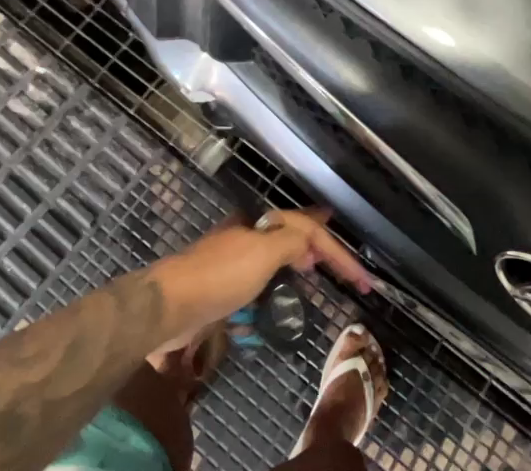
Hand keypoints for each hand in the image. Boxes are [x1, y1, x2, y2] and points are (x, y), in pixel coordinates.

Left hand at [149, 208, 371, 334]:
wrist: (168, 306)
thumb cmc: (219, 276)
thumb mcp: (262, 254)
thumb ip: (290, 243)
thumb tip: (308, 246)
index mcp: (258, 224)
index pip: (307, 229)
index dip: (336, 250)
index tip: (361, 277)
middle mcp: (247, 236)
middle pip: (290, 235)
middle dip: (317, 243)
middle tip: (342, 259)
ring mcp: (233, 260)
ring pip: (274, 256)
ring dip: (296, 261)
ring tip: (316, 271)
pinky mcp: (222, 286)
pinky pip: (259, 279)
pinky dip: (276, 283)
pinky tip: (279, 295)